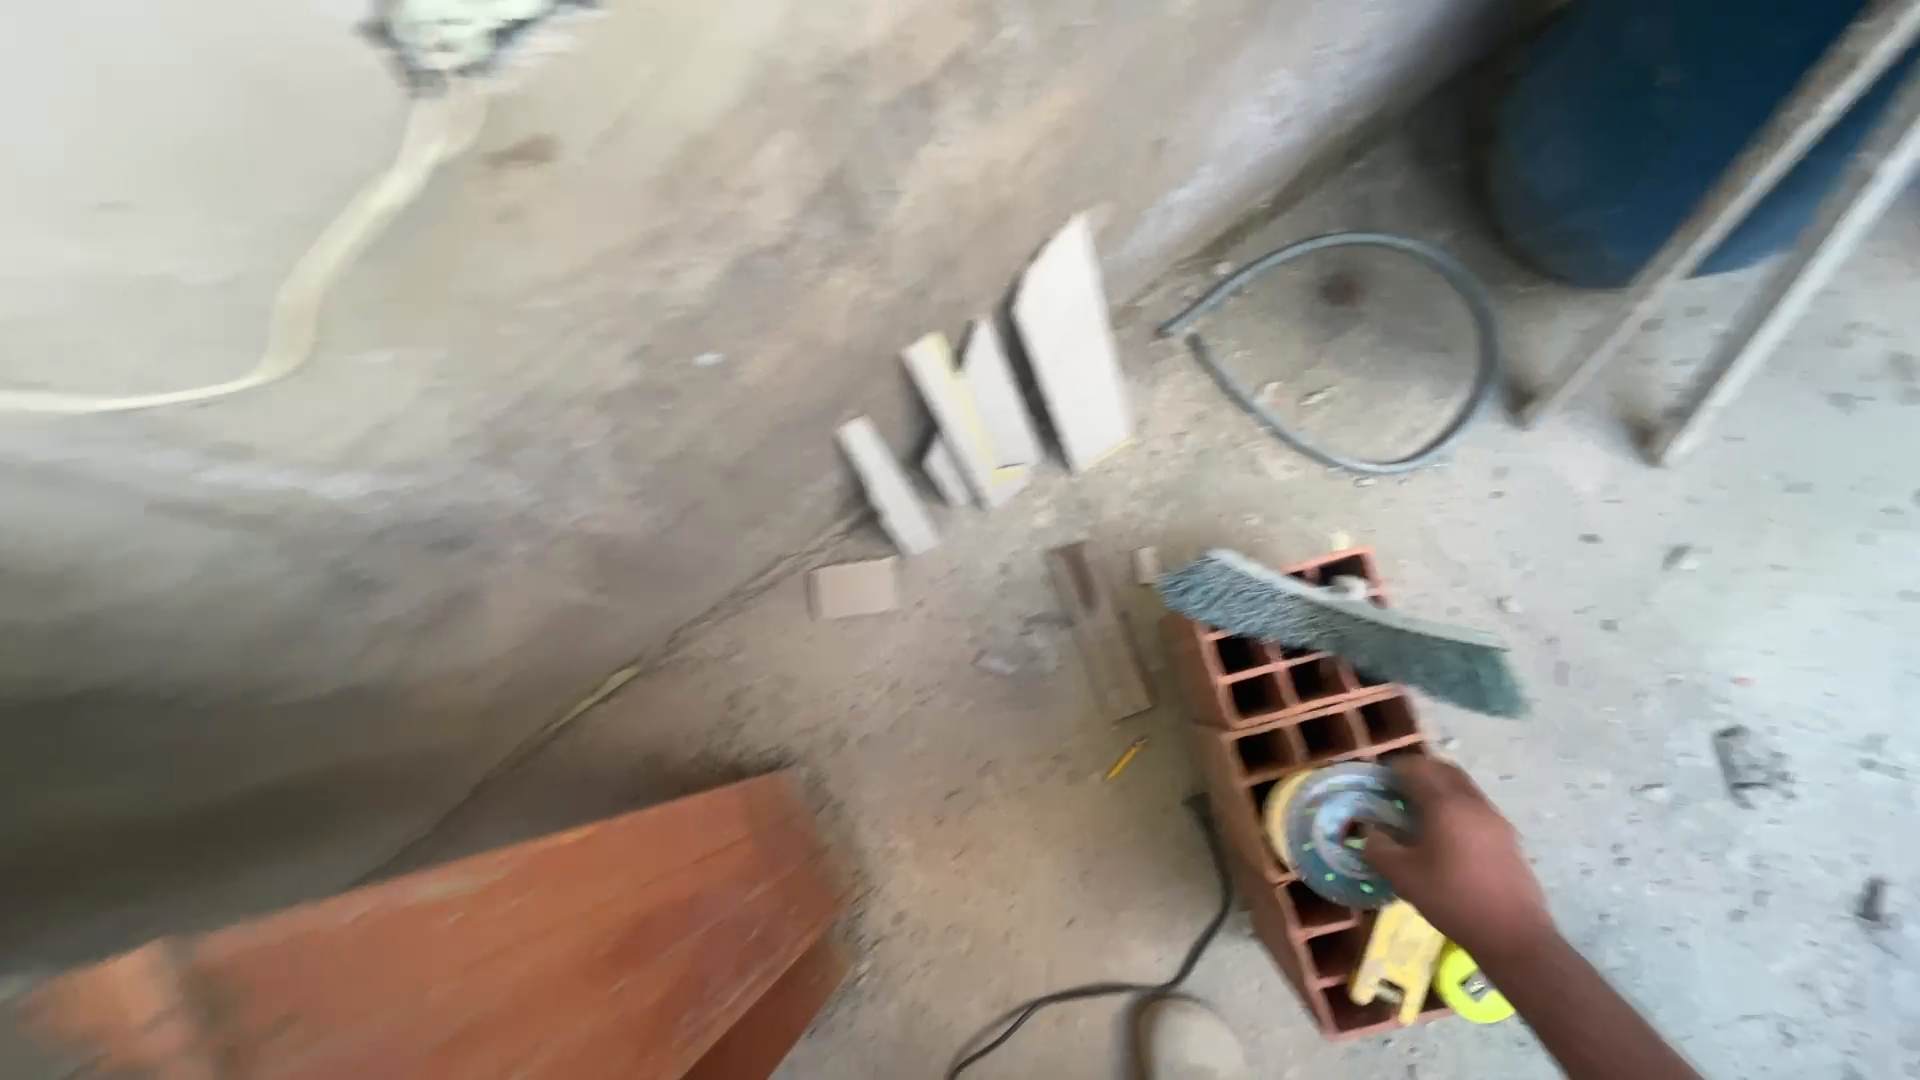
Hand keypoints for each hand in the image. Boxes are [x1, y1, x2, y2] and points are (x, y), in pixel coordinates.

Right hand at [1362, 756, 1554, 959]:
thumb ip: (1377, 846)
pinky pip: (1475, 805)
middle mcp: (1473, 803)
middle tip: (1396, 787)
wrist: (1514, 936)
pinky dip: (1455, 804)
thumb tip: (1369, 831)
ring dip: (1439, 786)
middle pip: (1443, 768)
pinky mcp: (1508, 837)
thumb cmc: (1452, 899)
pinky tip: (1444, 833)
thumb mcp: (1402, 875)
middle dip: (1418, 770)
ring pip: (1463, 786)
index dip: (1392, 768)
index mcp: (1445, 805)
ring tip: (1418, 810)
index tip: (1376, 780)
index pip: (1415, 768)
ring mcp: (1495, 819)